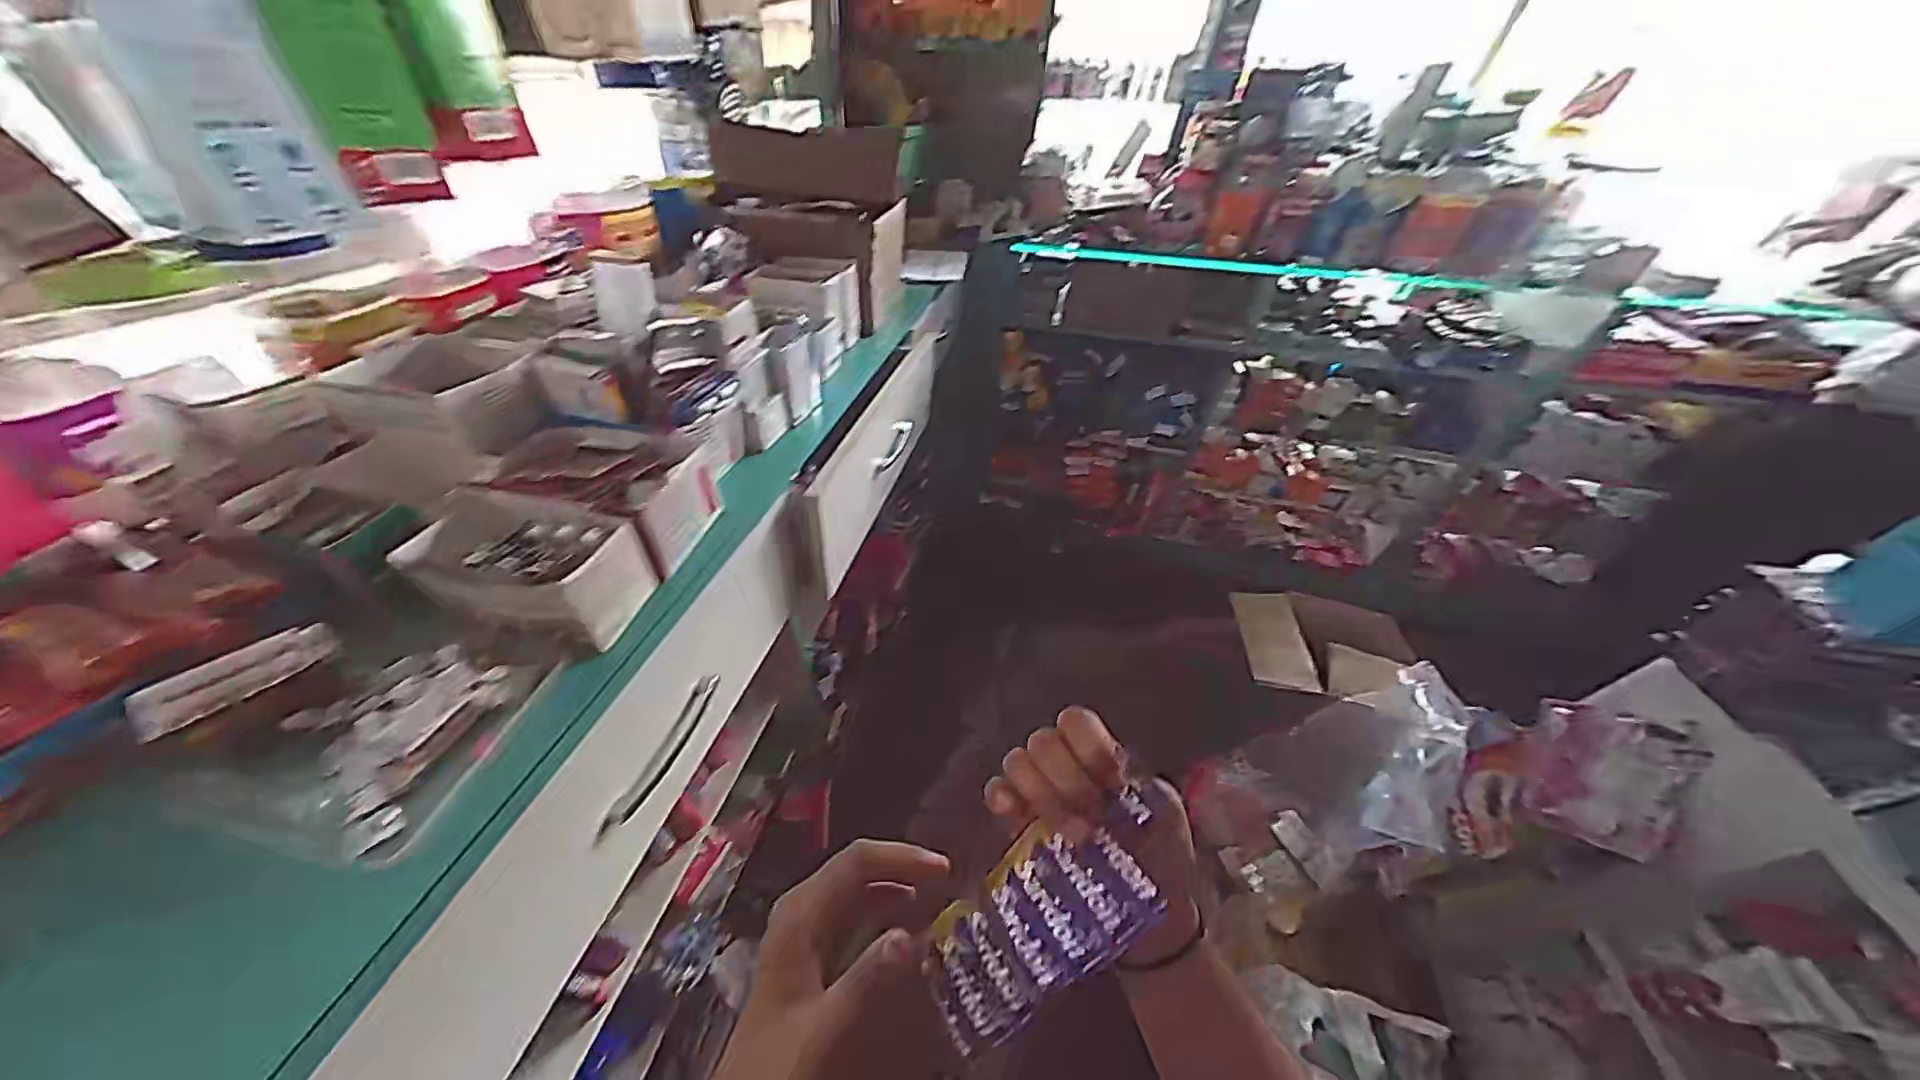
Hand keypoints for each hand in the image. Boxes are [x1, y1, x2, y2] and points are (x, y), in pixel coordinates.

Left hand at [712, 839, 949, 1079]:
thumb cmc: (780, 1063)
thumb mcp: (826, 1026)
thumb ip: (866, 980)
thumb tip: (909, 935)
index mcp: (800, 913)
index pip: (856, 860)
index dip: (902, 857)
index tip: (942, 869)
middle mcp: (800, 910)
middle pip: (856, 867)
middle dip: (901, 865)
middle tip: (944, 878)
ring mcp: (803, 930)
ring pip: (854, 889)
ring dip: (894, 885)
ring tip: (932, 894)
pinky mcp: (810, 953)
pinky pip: (852, 914)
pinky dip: (882, 910)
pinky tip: (902, 925)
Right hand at [982, 706, 1201, 965]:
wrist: (1147, 922)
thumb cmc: (1161, 861)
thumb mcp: (1164, 816)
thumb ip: (1138, 787)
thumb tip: (1108, 779)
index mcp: (1102, 756)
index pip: (1075, 721)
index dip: (1083, 745)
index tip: (1105, 782)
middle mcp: (1065, 765)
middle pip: (1042, 741)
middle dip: (1065, 780)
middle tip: (1088, 820)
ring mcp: (1038, 790)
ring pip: (1017, 762)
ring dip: (1041, 796)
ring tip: (1070, 836)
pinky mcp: (1018, 823)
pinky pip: (997, 792)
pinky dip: (1003, 798)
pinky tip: (1016, 815)